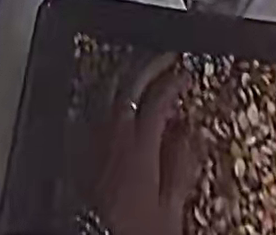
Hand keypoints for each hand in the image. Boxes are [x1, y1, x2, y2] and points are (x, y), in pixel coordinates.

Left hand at [91, 56, 201, 234]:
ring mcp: (94, 130)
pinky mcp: (80, 138)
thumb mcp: (170, 207)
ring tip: (142, 66)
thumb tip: (195, 132)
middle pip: (131, 82)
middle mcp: (114, 129)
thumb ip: (182, 165)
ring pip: (110, 85)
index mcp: (140, 142)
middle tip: (166, 58)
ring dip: (128, 71)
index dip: (174, 82)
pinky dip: (109, 88)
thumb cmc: (134, 230)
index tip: (186, 73)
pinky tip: (115, 90)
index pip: (159, 98)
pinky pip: (95, 99)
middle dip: (150, 64)